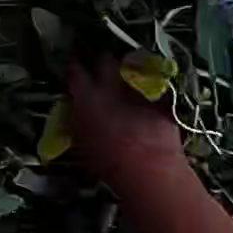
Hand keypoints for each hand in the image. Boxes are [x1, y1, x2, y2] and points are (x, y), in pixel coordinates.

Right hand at [68, 57, 189, 191]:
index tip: (73, 66)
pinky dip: (147, 90)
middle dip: (102, 60)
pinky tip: (145, 97)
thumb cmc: (108, 163)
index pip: (75, 69)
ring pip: (130, 70)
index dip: (73, 65)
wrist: (150, 173)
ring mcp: (137, 92)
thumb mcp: (80, 139)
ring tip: (124, 79)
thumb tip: (74, 105)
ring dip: (126, 73)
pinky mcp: (158, 100)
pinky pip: (150, 88)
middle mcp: (111, 88)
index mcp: (87, 97)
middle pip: (105, 59)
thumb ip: (76, 115)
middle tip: (100, 67)